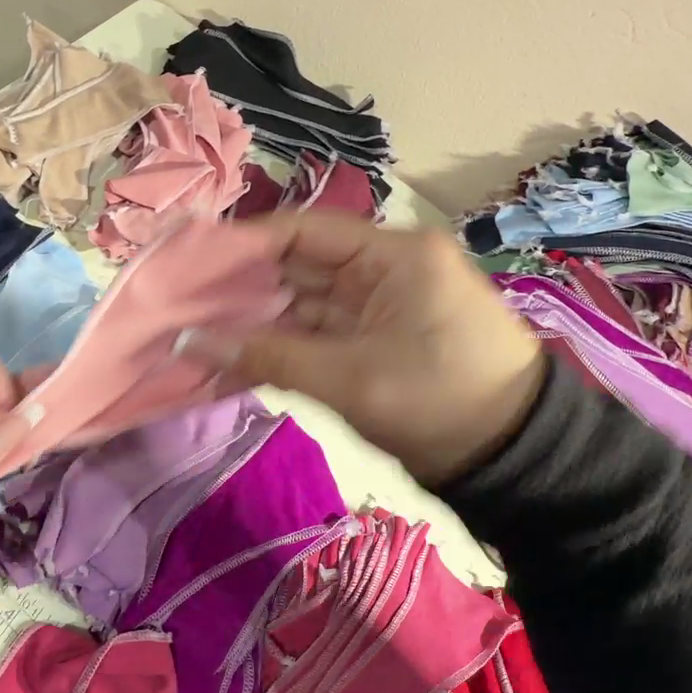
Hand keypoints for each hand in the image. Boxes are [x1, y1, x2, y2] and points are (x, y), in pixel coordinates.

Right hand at [180, 212, 547, 484]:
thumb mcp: (348, 377)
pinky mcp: (367, 341)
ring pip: (296, 304)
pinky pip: (309, 334)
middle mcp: (380, 270)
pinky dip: (273, 348)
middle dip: (237, 289)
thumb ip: (264, 355)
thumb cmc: (438, 400)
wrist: (512, 460)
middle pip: (293, 267)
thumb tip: (187, 341)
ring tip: (192, 337)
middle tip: (179, 307)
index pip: (303, 232)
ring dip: (249, 323)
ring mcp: (373, 307)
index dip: (243, 245)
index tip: (189, 264)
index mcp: (392, 255)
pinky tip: (227, 363)